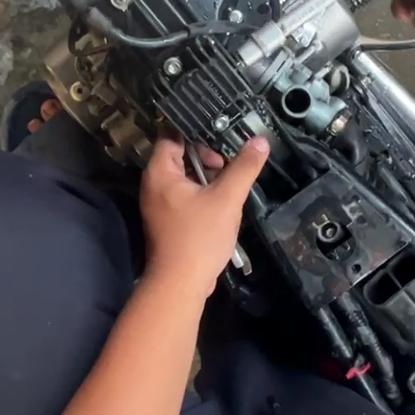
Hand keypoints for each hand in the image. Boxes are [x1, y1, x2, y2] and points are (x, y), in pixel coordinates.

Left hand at [138, 134, 268, 293]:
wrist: (181, 283)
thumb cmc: (200, 236)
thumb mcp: (227, 198)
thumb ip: (244, 167)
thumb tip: (260, 140)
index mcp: (160, 172)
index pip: (172, 135)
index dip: (196, 131)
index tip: (221, 133)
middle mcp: (154, 184)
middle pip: (180, 155)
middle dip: (207, 156)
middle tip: (228, 165)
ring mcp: (159, 204)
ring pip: (186, 177)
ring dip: (208, 177)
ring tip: (230, 185)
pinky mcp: (168, 220)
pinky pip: (186, 195)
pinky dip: (203, 193)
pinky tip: (223, 203)